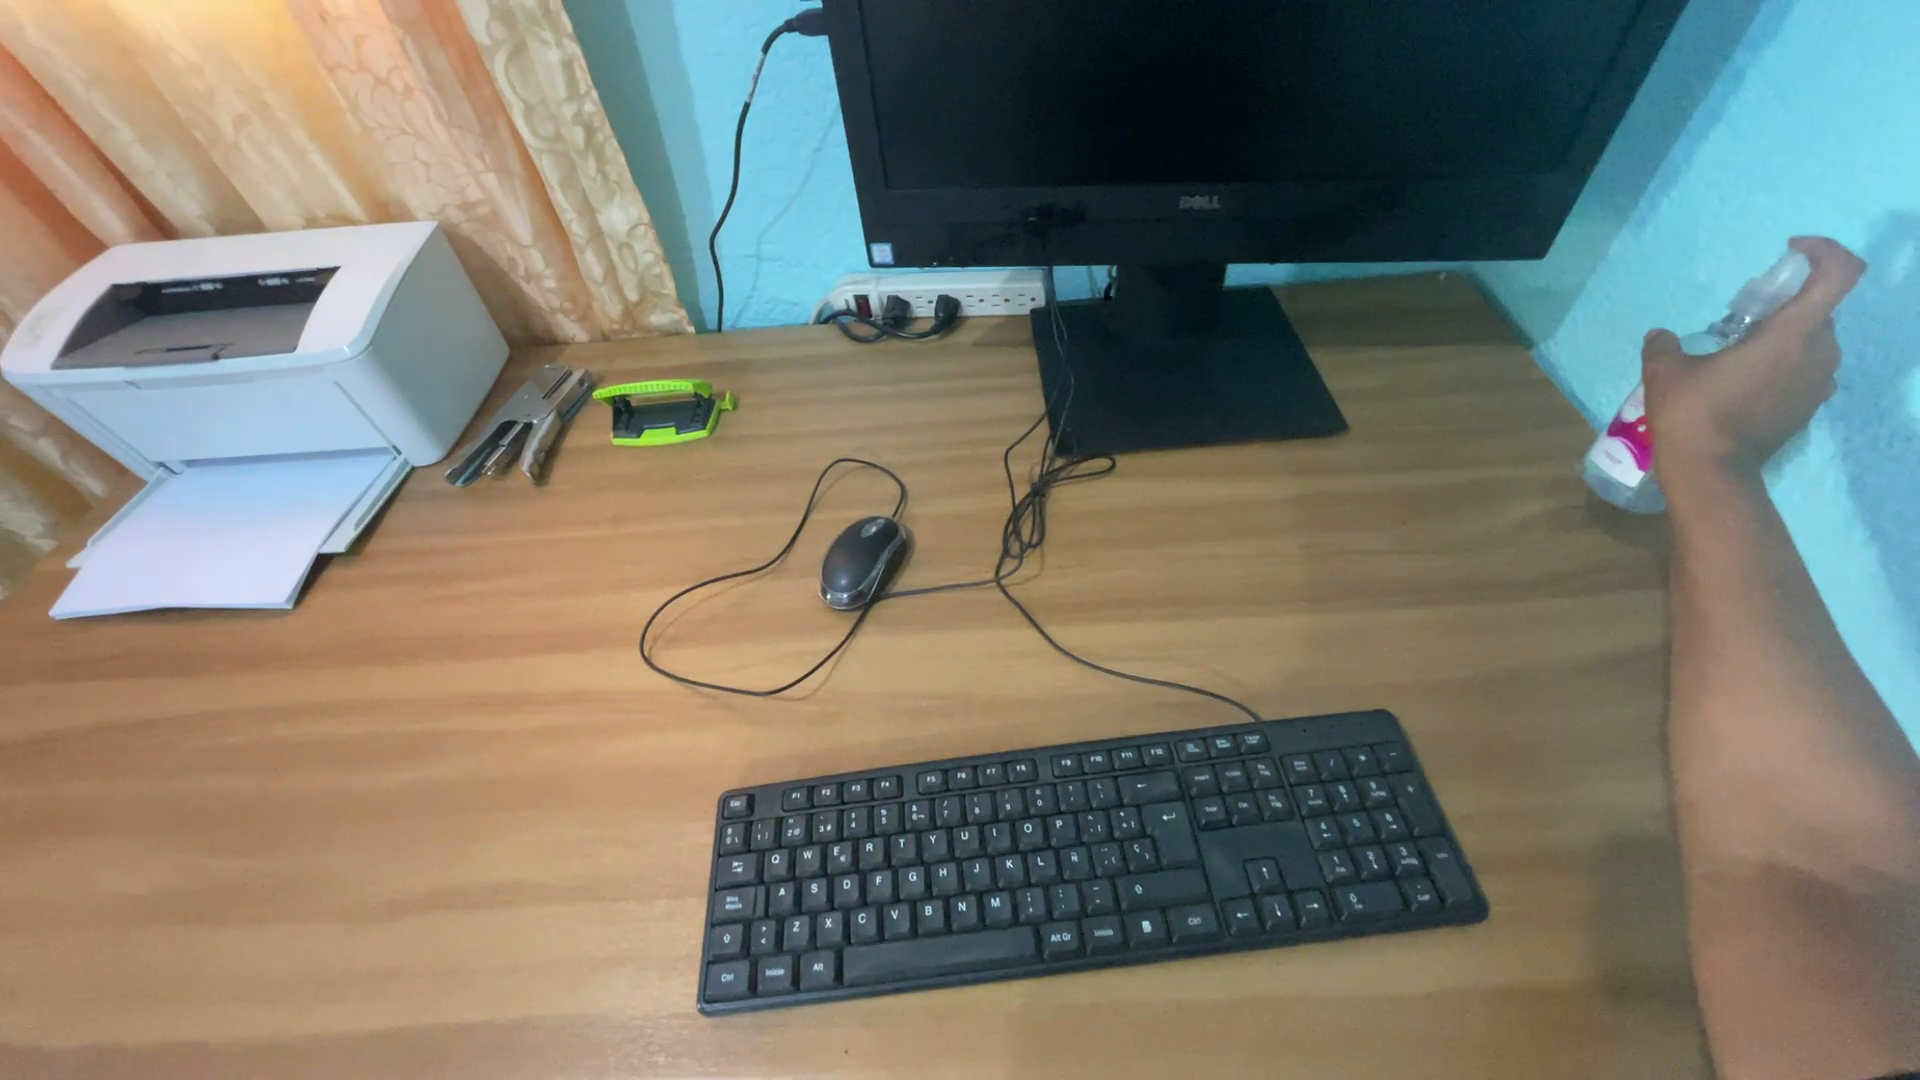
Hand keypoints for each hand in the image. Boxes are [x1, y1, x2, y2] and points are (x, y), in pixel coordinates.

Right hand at [1643, 236, 1866, 482]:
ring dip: (1781, 341)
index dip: (1824, 252)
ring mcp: (1820, 382)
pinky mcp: (1810, 406)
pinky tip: (1739, 386)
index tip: (1792, 252)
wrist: (1711, 469)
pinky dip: (1779, 368)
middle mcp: (1821, 352)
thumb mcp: (1664, 373)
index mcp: (1793, 334)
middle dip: (1784, 308)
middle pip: (1818, 312)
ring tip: (1735, 357)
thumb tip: (1661, 336)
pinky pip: (1803, 372)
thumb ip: (1664, 347)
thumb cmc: (1691, 413)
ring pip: (1811, 344)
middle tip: (1740, 321)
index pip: (1838, 274)